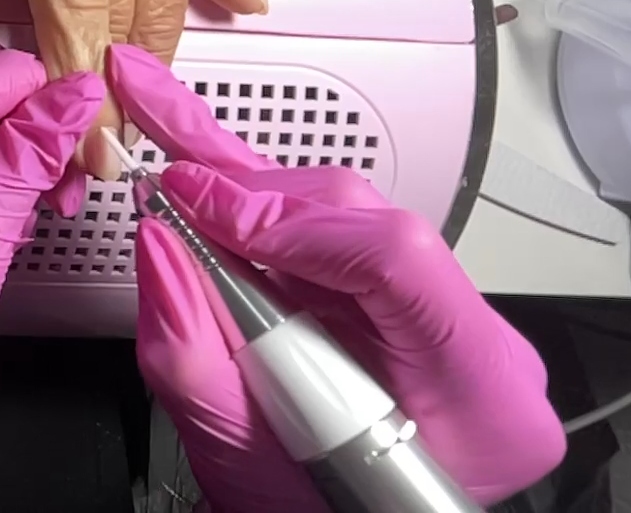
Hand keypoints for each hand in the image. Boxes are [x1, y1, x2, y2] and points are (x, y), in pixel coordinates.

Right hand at [108, 44, 565, 511]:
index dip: (286, 221)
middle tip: (168, 191)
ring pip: (324, 200)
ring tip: (168, 156)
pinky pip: (302, 215)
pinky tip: (190, 153)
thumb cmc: (314, 512)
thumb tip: (157, 243)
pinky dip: (236, 190)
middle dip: (248, 196)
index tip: (197, 211)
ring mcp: (415, 300)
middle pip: (354, 213)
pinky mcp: (365, 282)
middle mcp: (458, 330)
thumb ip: (191, 358)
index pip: (393, 257)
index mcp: (473, 390)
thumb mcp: (242, 463)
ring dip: (235, 183)